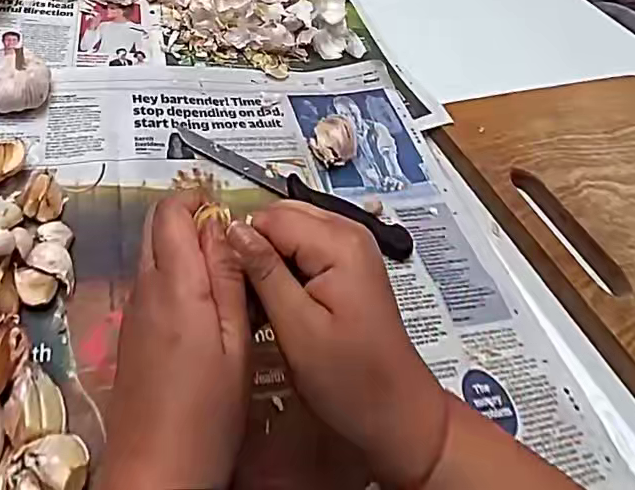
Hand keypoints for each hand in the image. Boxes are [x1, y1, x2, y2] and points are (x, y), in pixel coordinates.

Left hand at [97, 190, 250, 489]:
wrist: (156, 467)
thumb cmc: (206, 411)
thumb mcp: (234, 342)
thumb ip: (226, 277)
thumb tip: (221, 225)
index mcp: (172, 281)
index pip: (170, 210)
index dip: (196, 200)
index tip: (224, 215)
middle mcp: (144, 284)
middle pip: (156, 224)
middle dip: (187, 218)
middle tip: (226, 242)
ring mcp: (133, 304)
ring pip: (152, 251)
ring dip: (180, 246)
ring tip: (220, 274)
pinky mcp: (131, 326)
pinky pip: (149, 279)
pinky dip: (171, 273)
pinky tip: (198, 306)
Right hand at [228, 201, 450, 489]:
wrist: (401, 419)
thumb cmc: (353, 383)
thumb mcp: (298, 330)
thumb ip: (264, 272)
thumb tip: (233, 229)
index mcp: (339, 243)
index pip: (269, 217)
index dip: (245, 246)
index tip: (237, 283)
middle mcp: (347, 231)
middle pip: (277, 215)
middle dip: (256, 248)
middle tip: (251, 294)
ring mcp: (349, 243)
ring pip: (285, 227)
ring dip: (267, 257)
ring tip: (265, 298)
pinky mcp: (346, 258)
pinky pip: (300, 242)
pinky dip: (282, 264)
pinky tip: (280, 297)